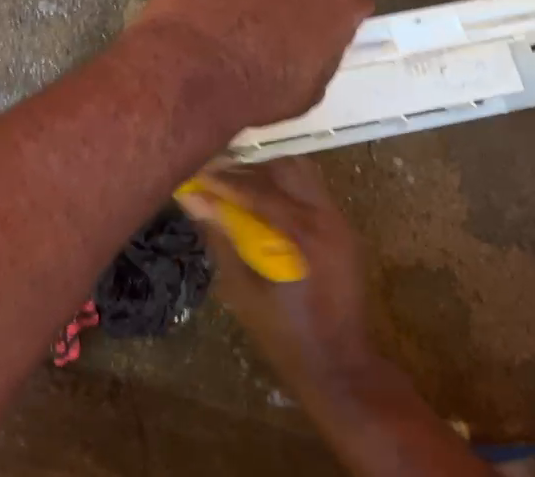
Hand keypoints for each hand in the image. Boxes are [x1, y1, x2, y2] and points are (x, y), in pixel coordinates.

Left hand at [133, 0, 369, 133]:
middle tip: (272, 39)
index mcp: (335, 2)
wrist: (190, 71)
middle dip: (293, 5)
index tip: (325, 38)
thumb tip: (309, 49)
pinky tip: (200, 26)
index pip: (354, 4)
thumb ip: (318, 57)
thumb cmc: (259, 90)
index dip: (339, 22)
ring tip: (229, 35)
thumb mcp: (308, 89)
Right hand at [181, 158, 379, 393]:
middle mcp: (327, 217)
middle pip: (285, 166)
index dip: (222, 177)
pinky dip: (283, 188)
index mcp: (304, 233)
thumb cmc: (286, 336)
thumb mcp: (243, 291)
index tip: (194, 171)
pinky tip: (258, 202)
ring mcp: (340, 222)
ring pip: (301, 173)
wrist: (341, 369)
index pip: (258, 187)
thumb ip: (221, 238)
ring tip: (234, 182)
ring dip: (267, 172)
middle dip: (247, 165)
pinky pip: (310, 192)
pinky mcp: (342, 231)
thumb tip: (192, 199)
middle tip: (214, 171)